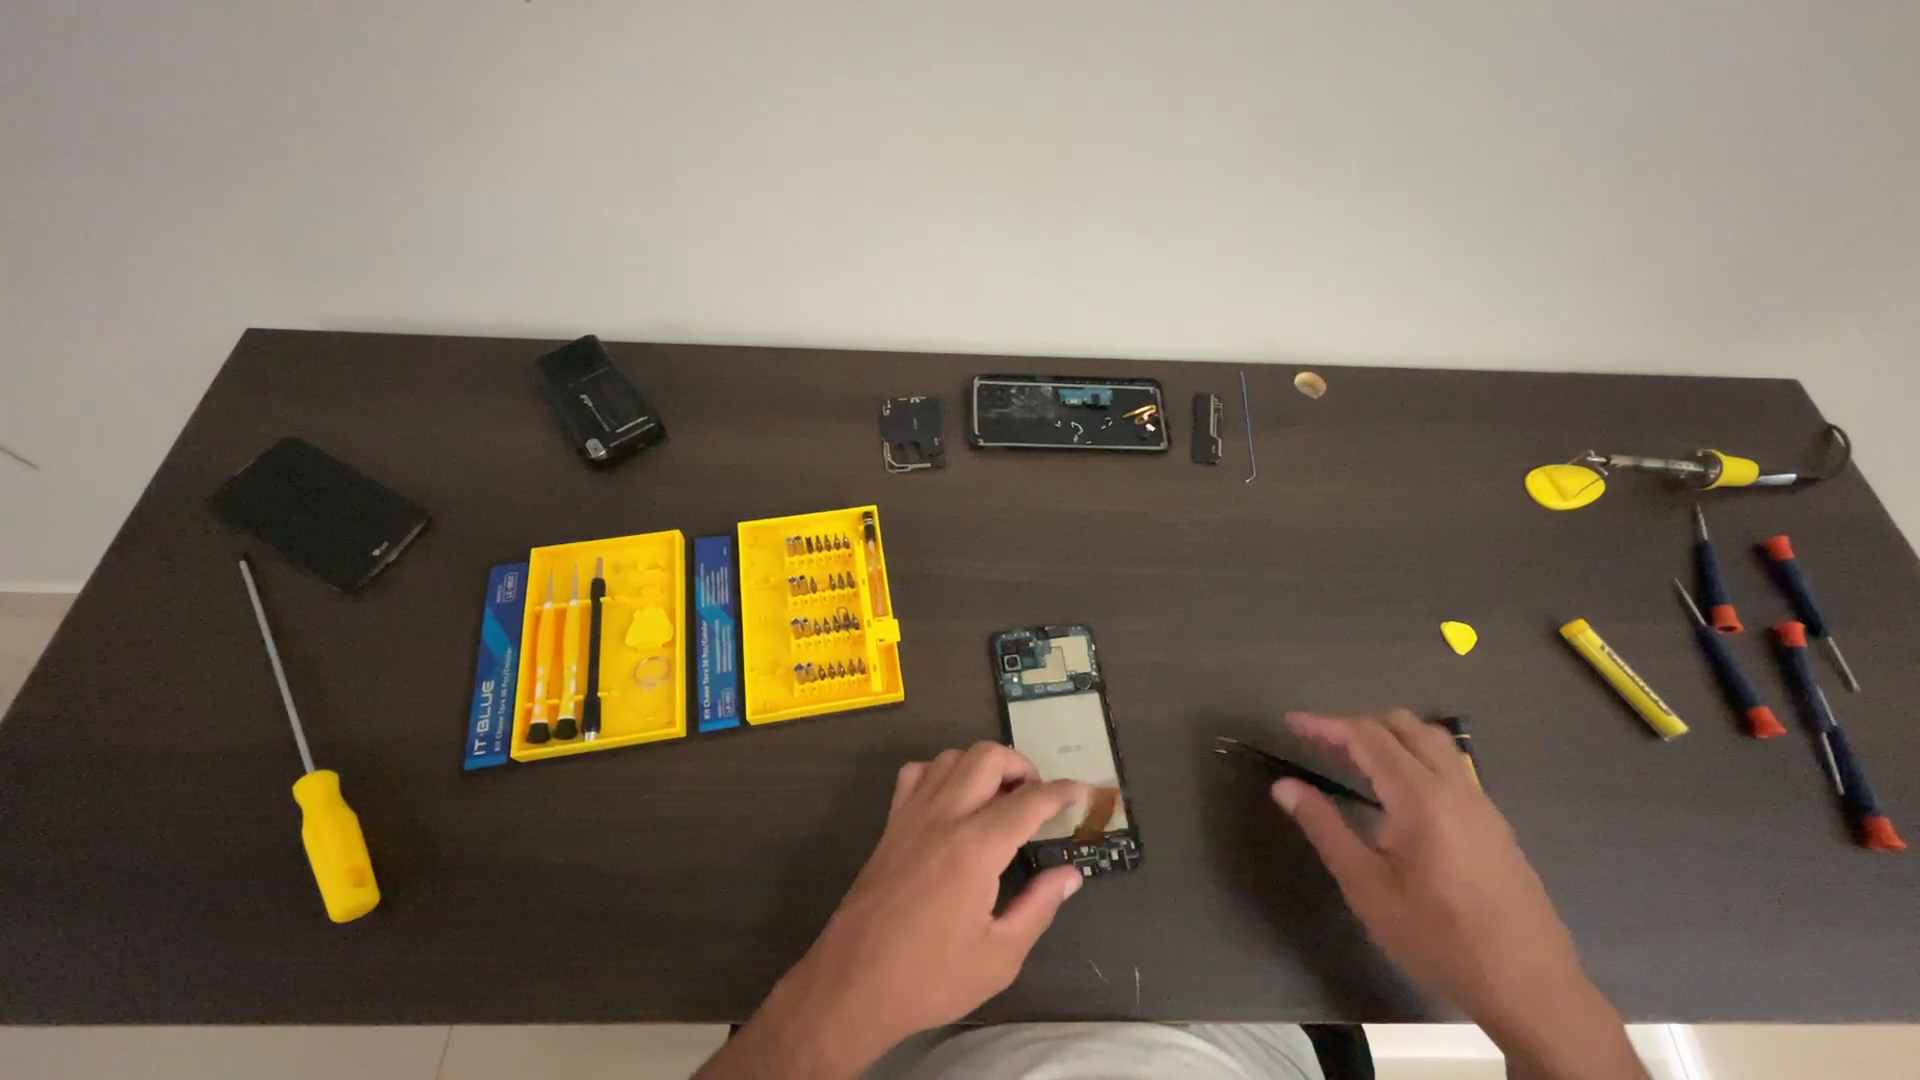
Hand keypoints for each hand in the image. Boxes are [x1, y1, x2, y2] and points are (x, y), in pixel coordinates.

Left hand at [698, 742, 1086, 1078]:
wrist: (853, 984)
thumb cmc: (931, 976)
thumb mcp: (999, 956)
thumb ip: (1039, 907)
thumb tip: (1070, 874)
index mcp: (977, 847)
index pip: (1030, 801)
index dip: (1062, 792)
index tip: (1082, 792)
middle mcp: (945, 816)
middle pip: (988, 757)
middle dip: (1022, 766)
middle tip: (1037, 798)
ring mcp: (912, 815)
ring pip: (951, 756)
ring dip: (983, 765)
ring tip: (999, 797)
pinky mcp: (890, 824)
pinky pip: (916, 774)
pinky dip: (941, 773)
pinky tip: (952, 801)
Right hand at [1273, 710, 1644, 1079]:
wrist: (1528, 986)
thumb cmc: (1437, 938)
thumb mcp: (1366, 886)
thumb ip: (1324, 827)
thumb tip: (1284, 786)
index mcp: (1420, 797)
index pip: (1366, 737)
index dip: (1325, 725)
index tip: (1291, 723)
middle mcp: (1454, 786)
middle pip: (1403, 726)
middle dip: (1356, 723)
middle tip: (1319, 743)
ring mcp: (1481, 803)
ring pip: (1433, 741)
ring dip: (1389, 735)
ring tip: (1353, 758)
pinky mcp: (1494, 822)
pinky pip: (1450, 765)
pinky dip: (1414, 755)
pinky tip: (1397, 791)